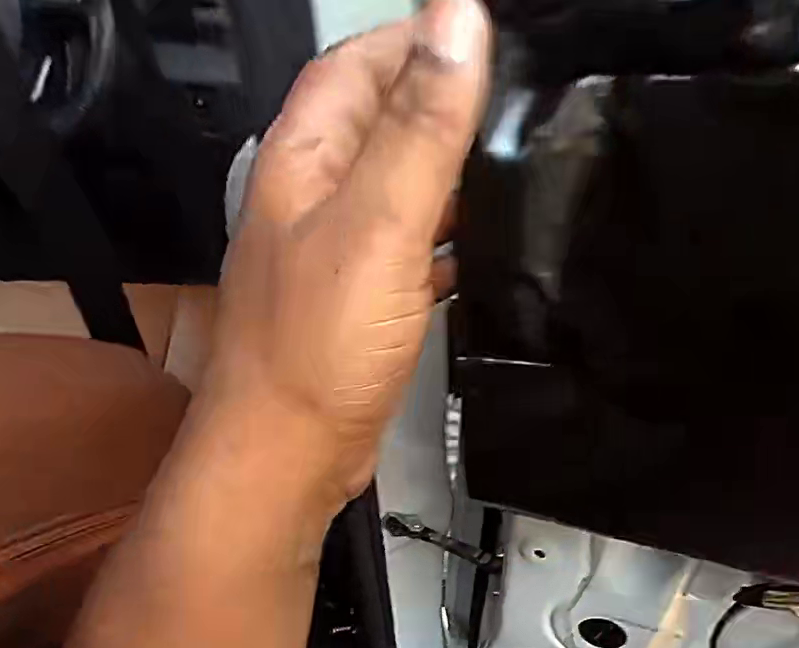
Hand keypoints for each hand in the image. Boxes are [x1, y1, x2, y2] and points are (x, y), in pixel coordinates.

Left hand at [197, 0, 491, 506]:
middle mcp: (311, 208)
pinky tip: (473, 257)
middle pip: (377, 130)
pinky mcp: (356, 314)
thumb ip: (418, 130)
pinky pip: (402, 261)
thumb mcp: (377, 227)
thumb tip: (457, 24)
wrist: (291, 454)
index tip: (478, 38)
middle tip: (507, 111)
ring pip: (394, 198)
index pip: (354, 68)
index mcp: (303, 167)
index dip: (414, 41)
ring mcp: (333, 263)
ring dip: (444, 182)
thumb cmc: (315, 352)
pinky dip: (439, 249)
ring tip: (506, 176)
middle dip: (438, 110)